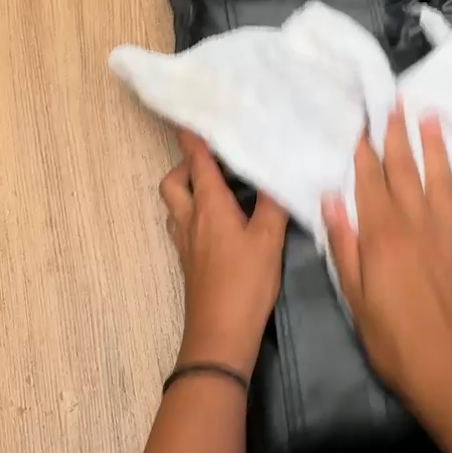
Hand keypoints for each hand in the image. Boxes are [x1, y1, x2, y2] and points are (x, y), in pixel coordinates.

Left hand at [158, 130, 288, 375]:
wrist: (220, 335)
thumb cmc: (245, 283)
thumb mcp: (269, 240)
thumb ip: (272, 204)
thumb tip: (277, 171)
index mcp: (209, 205)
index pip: (196, 161)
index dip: (192, 138)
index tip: (191, 117)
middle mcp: (190, 218)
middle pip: (174, 181)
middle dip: (186, 165)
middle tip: (214, 162)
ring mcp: (185, 241)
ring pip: (175, 204)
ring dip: (188, 190)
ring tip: (218, 189)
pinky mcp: (188, 261)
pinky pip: (182, 224)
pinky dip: (194, 213)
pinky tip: (219, 223)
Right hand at [323, 104, 451, 416]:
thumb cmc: (395, 339)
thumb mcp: (356, 298)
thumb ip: (345, 245)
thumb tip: (331, 199)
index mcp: (383, 235)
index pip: (370, 180)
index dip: (364, 148)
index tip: (360, 118)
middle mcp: (417, 224)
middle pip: (405, 169)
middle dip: (398, 133)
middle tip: (395, 101)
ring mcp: (448, 233)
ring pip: (440, 177)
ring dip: (434, 144)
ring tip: (429, 114)